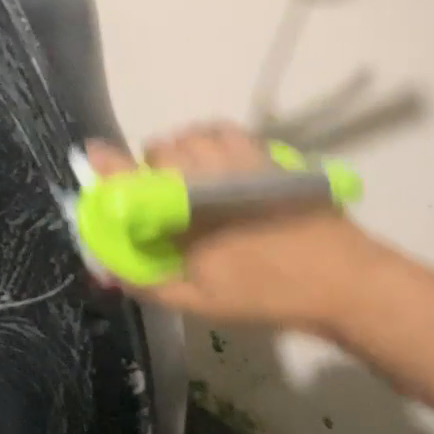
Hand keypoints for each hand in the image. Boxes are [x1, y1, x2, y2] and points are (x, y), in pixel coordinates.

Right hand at [86, 123, 382, 336]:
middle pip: (159, 151)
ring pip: (189, 136)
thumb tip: (106, 270)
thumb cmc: (267, 294)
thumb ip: (148, 283)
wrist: (343, 280)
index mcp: (185, 213)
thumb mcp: (200, 303)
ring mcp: (238, 159)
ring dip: (181, 154)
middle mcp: (206, 176)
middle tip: (165, 202)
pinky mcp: (265, 153)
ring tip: (192, 181)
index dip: (105, 165)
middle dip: (152, 172)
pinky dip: (209, 140)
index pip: (131, 177)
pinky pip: (221, 130)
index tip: (90, 155)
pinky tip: (218, 164)